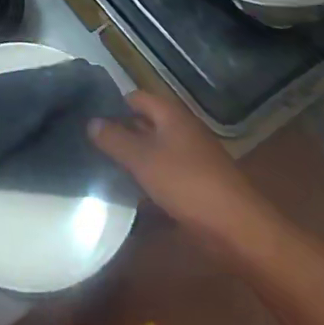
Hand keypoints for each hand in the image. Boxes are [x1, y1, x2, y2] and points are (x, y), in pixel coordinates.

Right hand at [89, 91, 278, 257]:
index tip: (87, 115)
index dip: (113, 103)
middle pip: (144, 122)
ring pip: (153, 148)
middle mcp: (182, 129)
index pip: (136, 97)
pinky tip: (128, 188)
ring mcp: (191, 156)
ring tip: (102, 163)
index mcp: (171, 115)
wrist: (236, 227)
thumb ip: (114, 138)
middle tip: (89, 141)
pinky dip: (147, 175)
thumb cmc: (186, 183)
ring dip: (132, 155)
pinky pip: (164, 170)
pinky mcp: (195, 181)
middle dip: (119, 130)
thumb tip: (92, 122)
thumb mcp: (141, 159)